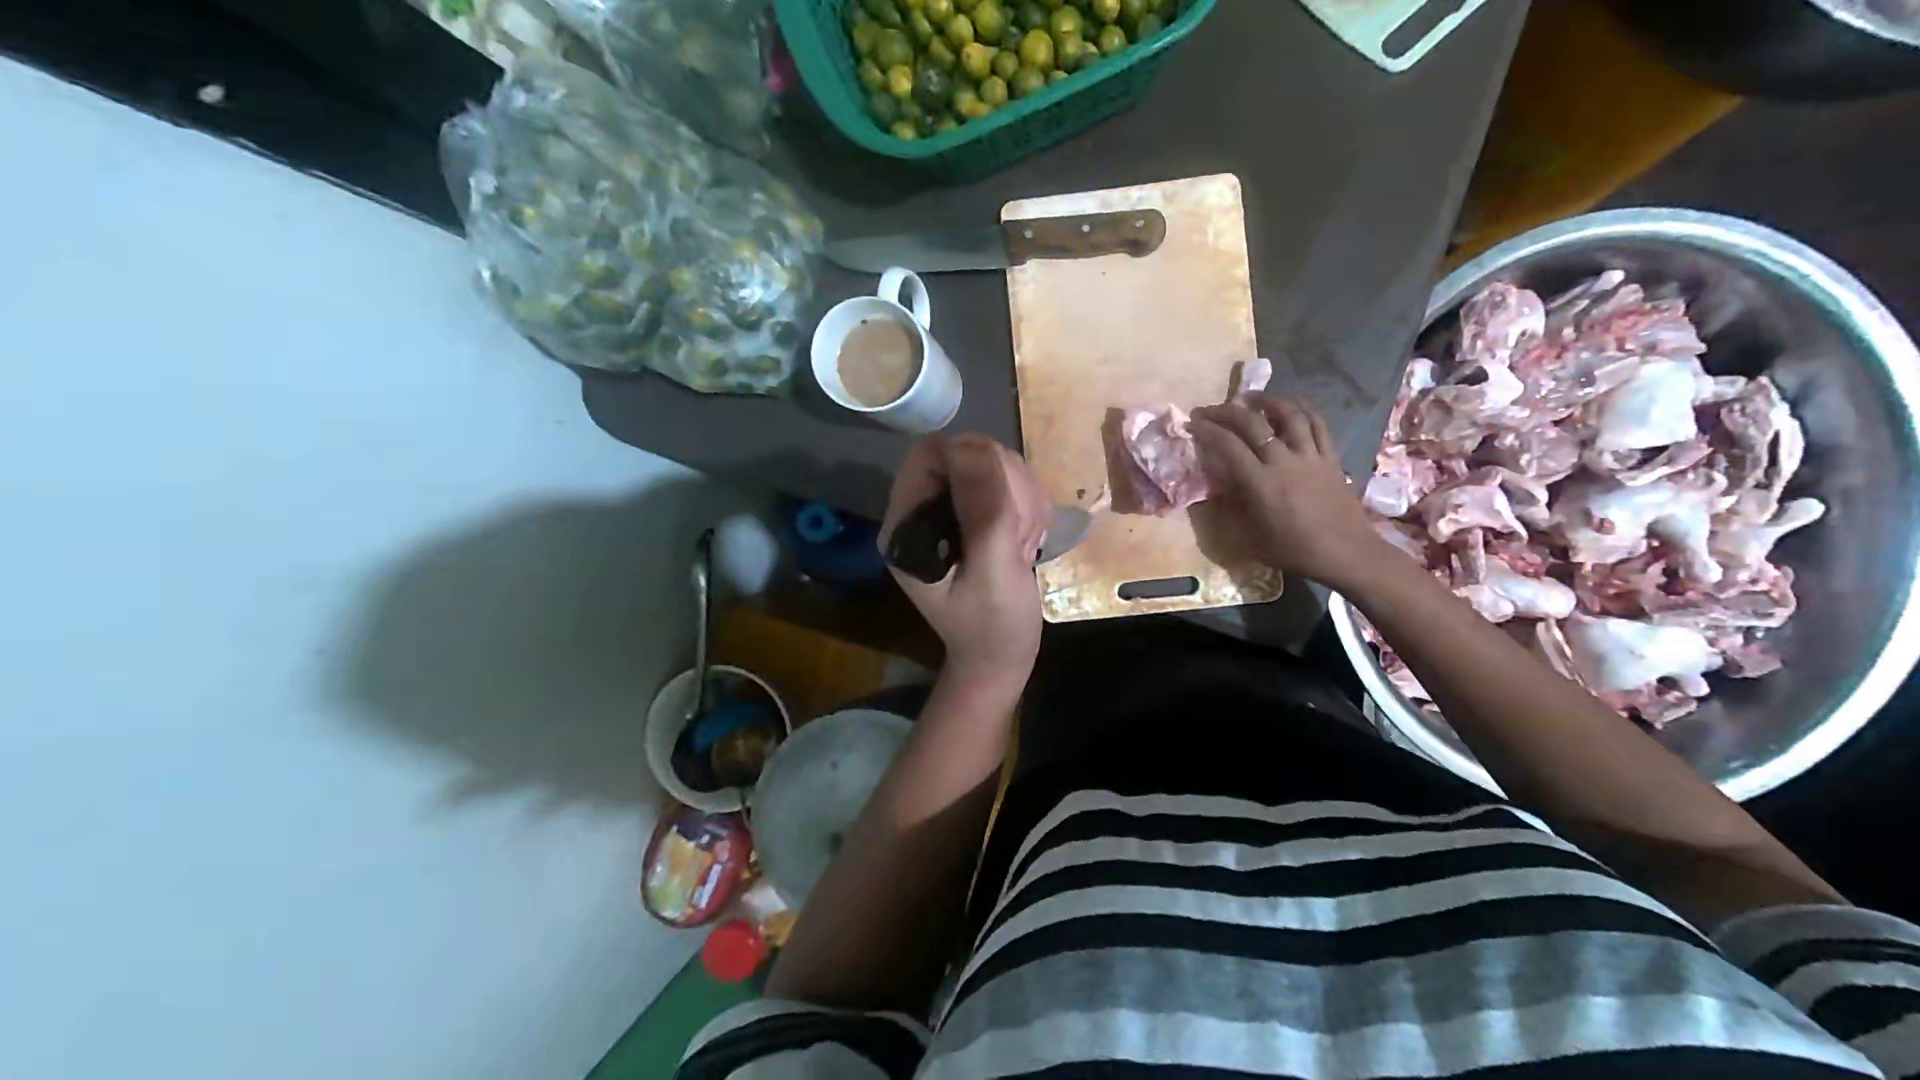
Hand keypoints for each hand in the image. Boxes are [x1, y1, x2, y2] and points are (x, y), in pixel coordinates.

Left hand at [879, 433, 1049, 688]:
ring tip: (1025, 541)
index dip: (972, 459)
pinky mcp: (974, 515)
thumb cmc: (993, 625)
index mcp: (907, 524)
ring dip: (1022, 496)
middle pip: (966, 454)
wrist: (1002, 658)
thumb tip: (973, 444)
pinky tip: (1028, 539)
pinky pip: (1007, 483)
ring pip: (992, 465)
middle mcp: (922, 511)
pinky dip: (1028, 504)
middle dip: (1006, 483)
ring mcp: (949, 512)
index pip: (929, 455)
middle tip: (1021, 531)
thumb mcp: (993, 569)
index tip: (1006, 496)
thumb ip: (983, 508)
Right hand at [1190, 395, 1382, 587]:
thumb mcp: (1251, 538)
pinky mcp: (1330, 457)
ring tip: (1250, 398)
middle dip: (1226, 411)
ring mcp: (1310, 456)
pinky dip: (1301, 409)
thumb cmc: (1294, 551)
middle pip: (1253, 423)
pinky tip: (1290, 406)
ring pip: (1288, 415)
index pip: (1227, 445)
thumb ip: (1231, 510)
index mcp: (1260, 483)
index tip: (1191, 424)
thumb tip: (1215, 490)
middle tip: (1210, 410)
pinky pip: (1317, 424)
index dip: (1206, 430)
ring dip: (1266, 401)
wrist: (1345, 554)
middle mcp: (1284, 462)